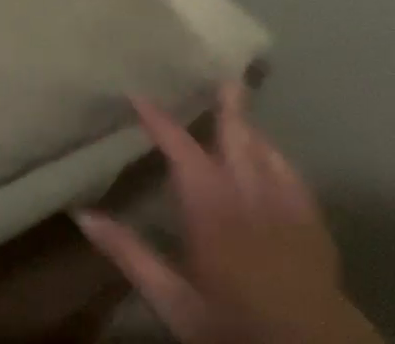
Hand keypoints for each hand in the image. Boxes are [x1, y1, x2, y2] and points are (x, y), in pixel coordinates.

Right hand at [76, 82, 380, 343]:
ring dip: (255, 133)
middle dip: (231, 114)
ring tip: (240, 110)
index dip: (162, 124)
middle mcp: (256, 208)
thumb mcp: (176, 301)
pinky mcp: (316, 237)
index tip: (138, 95)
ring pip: (274, 164)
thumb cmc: (238, 325)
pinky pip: (298, 186)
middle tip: (223, 77)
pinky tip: (275, 160)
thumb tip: (80, 214)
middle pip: (243, 151)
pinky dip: (282, 163)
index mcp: (216, 217)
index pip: (186, 157)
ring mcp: (293, 221)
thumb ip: (132, 256)